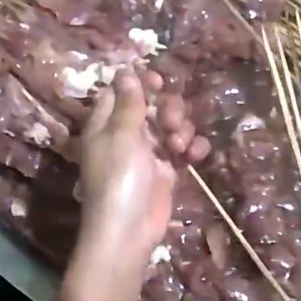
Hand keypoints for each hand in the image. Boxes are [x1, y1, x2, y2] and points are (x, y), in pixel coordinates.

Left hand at [77, 69, 175, 265]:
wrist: (129, 229)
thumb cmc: (118, 178)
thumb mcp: (121, 135)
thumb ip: (128, 103)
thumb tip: (125, 70)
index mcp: (105, 123)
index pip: (121, 91)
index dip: (140, 84)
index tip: (158, 84)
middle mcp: (125, 134)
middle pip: (152, 105)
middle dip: (169, 108)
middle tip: (171, 123)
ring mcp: (146, 153)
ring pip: (171, 125)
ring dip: (182, 129)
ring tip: (179, 146)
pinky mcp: (165, 170)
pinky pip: (183, 148)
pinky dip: (192, 148)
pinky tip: (194, 156)